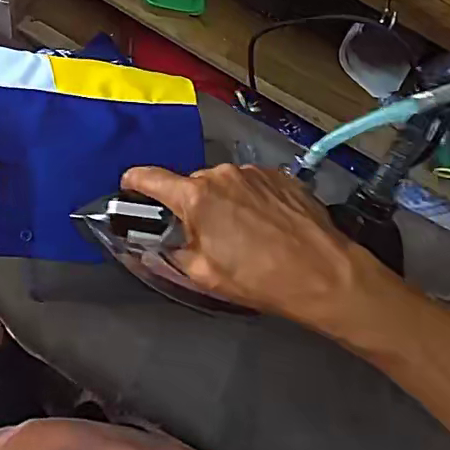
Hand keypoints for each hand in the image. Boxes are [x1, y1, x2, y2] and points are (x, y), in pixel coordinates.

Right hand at [120, 163, 404, 335]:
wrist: (320, 270)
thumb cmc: (259, 278)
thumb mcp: (204, 275)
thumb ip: (170, 253)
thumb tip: (151, 245)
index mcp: (197, 197)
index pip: (151, 178)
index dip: (135, 182)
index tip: (129, 186)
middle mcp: (223, 174)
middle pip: (193, 185)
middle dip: (192, 207)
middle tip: (207, 237)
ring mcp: (254, 171)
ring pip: (225, 184)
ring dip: (225, 202)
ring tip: (244, 234)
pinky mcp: (280, 175)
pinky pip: (252, 183)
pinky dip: (251, 199)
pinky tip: (266, 225)